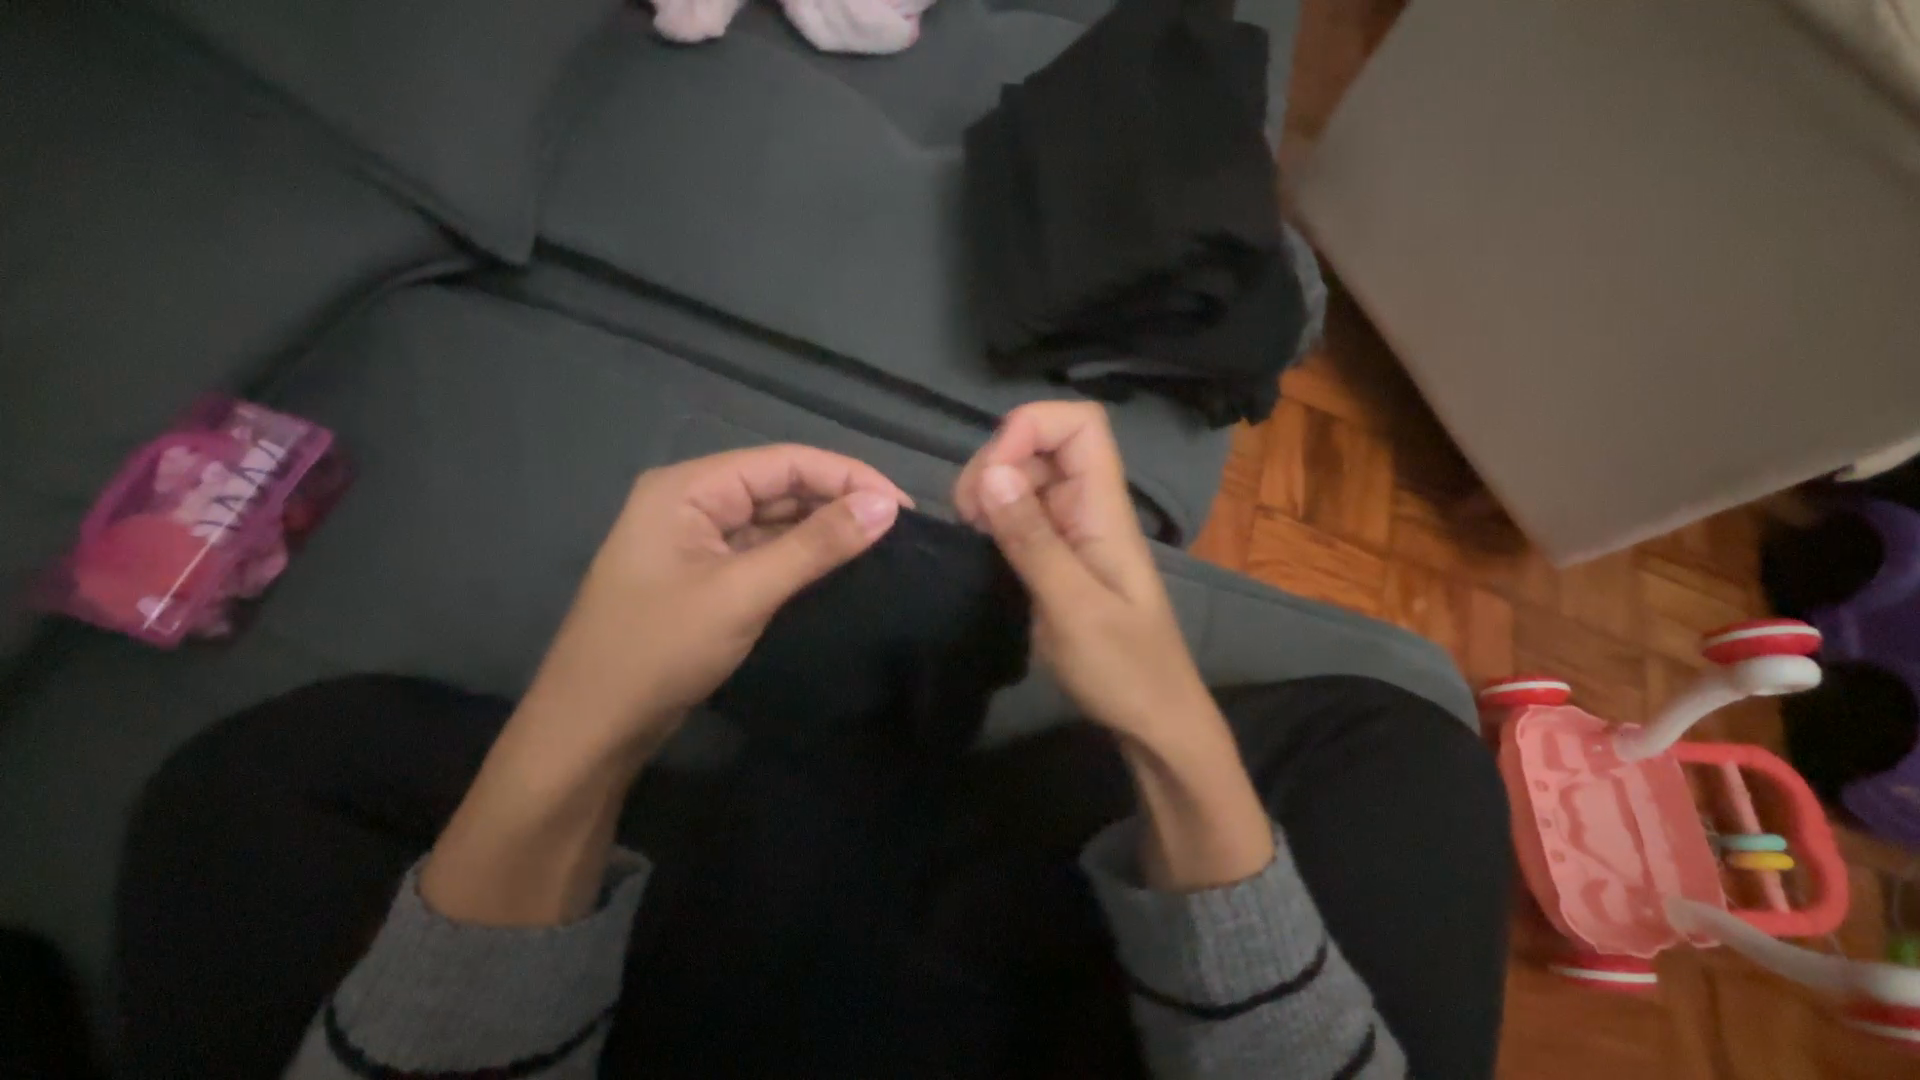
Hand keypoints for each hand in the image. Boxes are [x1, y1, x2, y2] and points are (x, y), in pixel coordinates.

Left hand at [423, 445, 908, 924]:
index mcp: (689, 488)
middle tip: (899, 531)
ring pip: (772, 520)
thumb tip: (885, 507)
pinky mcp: (702, 576)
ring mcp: (694, 541)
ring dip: (821, 530)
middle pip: (779, 486)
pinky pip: (760, 552)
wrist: (590, 728)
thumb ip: (815, 545)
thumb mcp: (743, 593)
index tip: (903, 508)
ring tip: (881, 547)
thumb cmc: (658, 650)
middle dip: (837, 501)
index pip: (784, 461)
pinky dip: (799, 557)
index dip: (848, 477)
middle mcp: (691, 502)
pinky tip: (837, 569)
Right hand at [956, 403, 1272, 889]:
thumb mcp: (1074, 607)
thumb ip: (1032, 540)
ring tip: (971, 535)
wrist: (1154, 722)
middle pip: (1040, 446)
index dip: (1032, 427)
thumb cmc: (1125, 668)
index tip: (993, 474)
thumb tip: (991, 473)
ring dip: (988, 494)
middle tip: (970, 518)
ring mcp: (1070, 534)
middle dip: (995, 463)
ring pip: (1022, 481)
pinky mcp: (1054, 561)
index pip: (1080, 425)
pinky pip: (1018, 519)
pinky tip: (979, 550)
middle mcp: (1087, 510)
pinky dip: (992, 523)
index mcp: (1104, 509)